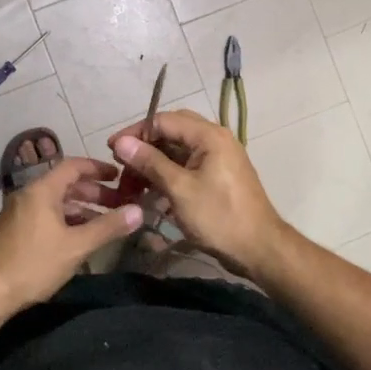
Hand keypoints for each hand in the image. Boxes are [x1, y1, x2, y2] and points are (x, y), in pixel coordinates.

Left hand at [0, 157, 142, 316]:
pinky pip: (43, 215)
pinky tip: (77, 238)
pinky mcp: (12, 231)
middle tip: (118, 203)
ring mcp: (16, 213)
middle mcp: (27, 195)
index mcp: (41, 190)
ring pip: (54, 202)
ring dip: (80, 208)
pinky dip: (64, 219)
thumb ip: (108, 227)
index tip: (119, 176)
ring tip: (103, 222)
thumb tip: (138, 211)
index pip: (73, 166)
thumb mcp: (76, 246)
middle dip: (93, 192)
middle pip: (64, 184)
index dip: (98, 168)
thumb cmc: (34, 264)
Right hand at [109, 110, 286, 275]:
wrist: (259, 249)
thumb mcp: (179, 189)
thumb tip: (121, 142)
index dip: (135, 133)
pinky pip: (186, 165)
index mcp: (209, 136)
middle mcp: (215, 139)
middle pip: (170, 131)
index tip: (111, 150)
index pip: (163, 120)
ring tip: (131, 182)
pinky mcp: (218, 175)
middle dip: (143, 147)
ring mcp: (218, 157)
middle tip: (121, 164)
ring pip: (177, 149)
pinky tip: (150, 190)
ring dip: (153, 162)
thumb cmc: (219, 217)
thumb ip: (150, 162)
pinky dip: (167, 173)